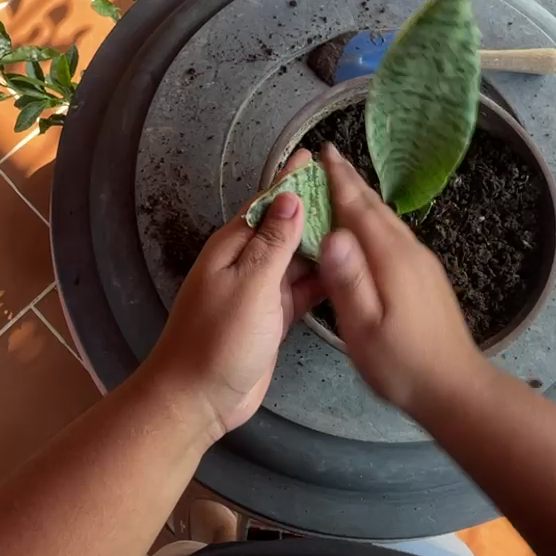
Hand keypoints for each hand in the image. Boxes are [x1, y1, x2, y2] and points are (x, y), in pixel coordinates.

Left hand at [141, 150, 324, 439]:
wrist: (197, 400)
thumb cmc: (217, 340)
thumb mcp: (250, 286)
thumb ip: (274, 243)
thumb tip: (291, 196)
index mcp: (235, 246)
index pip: (268, 202)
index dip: (292, 180)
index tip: (316, 156)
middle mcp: (247, 261)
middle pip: (286, 226)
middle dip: (314, 208)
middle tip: (352, 190)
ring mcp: (260, 289)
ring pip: (297, 257)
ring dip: (322, 243)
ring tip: (358, 224)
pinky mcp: (271, 315)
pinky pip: (300, 287)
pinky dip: (320, 278)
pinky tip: (345, 270)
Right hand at [317, 143, 488, 415]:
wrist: (457, 389)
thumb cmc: (403, 364)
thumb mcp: (364, 328)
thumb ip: (347, 280)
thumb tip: (331, 234)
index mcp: (390, 259)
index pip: (359, 209)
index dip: (339, 180)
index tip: (324, 152)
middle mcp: (409, 251)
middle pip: (376, 207)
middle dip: (351, 180)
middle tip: (330, 156)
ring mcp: (422, 262)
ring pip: (388, 218)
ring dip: (365, 196)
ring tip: (346, 182)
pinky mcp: (427, 275)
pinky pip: (395, 233)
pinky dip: (376, 217)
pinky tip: (370, 226)